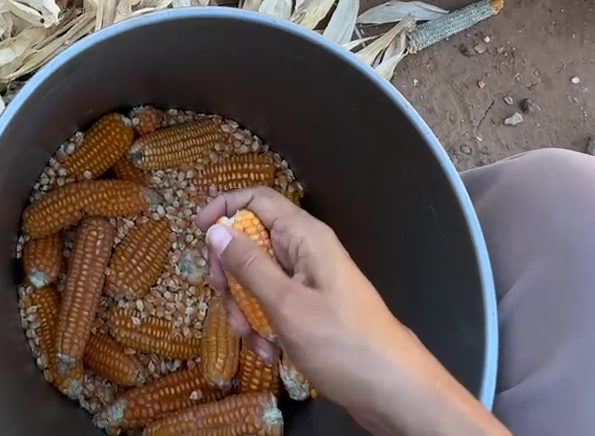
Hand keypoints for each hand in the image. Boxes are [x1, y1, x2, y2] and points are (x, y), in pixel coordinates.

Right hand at [197, 189, 504, 435]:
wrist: (395, 394)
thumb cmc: (343, 342)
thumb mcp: (286, 304)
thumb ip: (248, 265)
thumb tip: (215, 230)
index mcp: (304, 236)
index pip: (257, 199)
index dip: (225, 208)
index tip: (199, 233)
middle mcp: (304, 251)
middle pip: (251, 241)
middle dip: (231, 272)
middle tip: (222, 297)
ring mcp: (308, 282)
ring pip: (257, 278)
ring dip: (245, 308)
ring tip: (253, 340)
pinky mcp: (310, 310)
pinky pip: (273, 305)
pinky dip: (264, 326)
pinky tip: (270, 353)